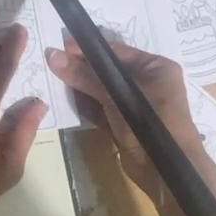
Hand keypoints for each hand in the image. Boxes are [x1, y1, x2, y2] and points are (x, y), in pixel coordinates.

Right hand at [45, 40, 192, 194]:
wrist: (164, 170)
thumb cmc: (150, 122)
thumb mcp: (117, 94)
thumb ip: (84, 75)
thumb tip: (52, 55)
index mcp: (155, 68)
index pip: (116, 51)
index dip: (88, 49)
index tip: (59, 45)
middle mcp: (146, 83)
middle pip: (107, 71)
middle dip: (81, 68)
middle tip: (51, 62)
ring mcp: (134, 106)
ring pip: (101, 91)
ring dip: (80, 87)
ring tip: (53, 79)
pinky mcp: (123, 125)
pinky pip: (100, 109)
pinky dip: (85, 105)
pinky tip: (64, 99)